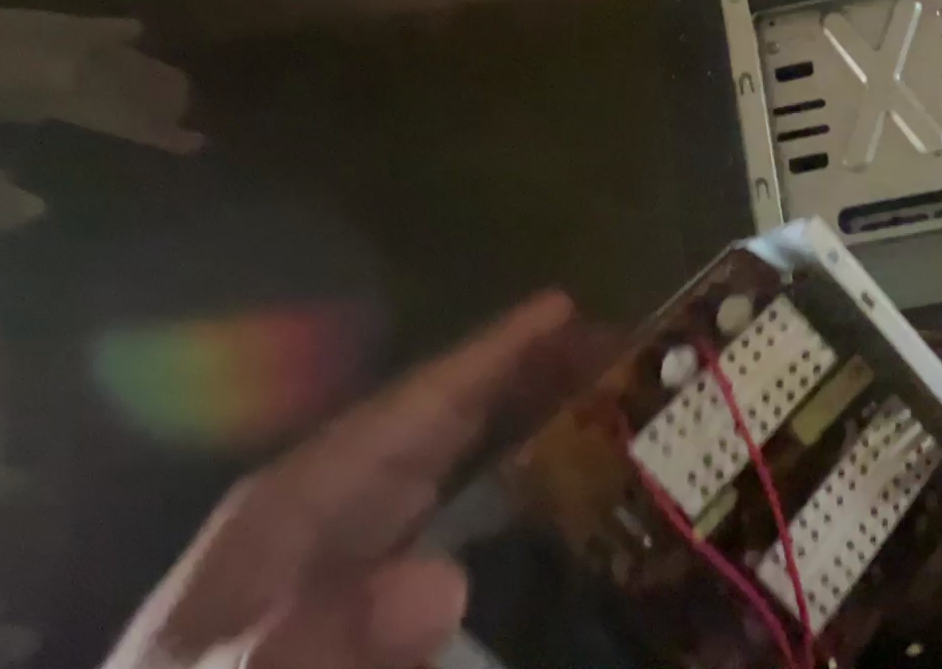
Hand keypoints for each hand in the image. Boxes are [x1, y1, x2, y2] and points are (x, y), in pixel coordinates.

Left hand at [102, 291, 585, 668]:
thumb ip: (321, 635)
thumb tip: (445, 582)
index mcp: (312, 490)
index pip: (417, 401)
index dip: (493, 350)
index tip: (564, 306)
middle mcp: (353, 494)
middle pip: (461, 412)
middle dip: (540, 373)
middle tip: (629, 350)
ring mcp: (377, 535)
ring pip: (475, 454)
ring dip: (544, 420)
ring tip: (624, 396)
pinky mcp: (394, 574)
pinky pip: (477, 509)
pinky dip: (529, 483)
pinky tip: (580, 484)